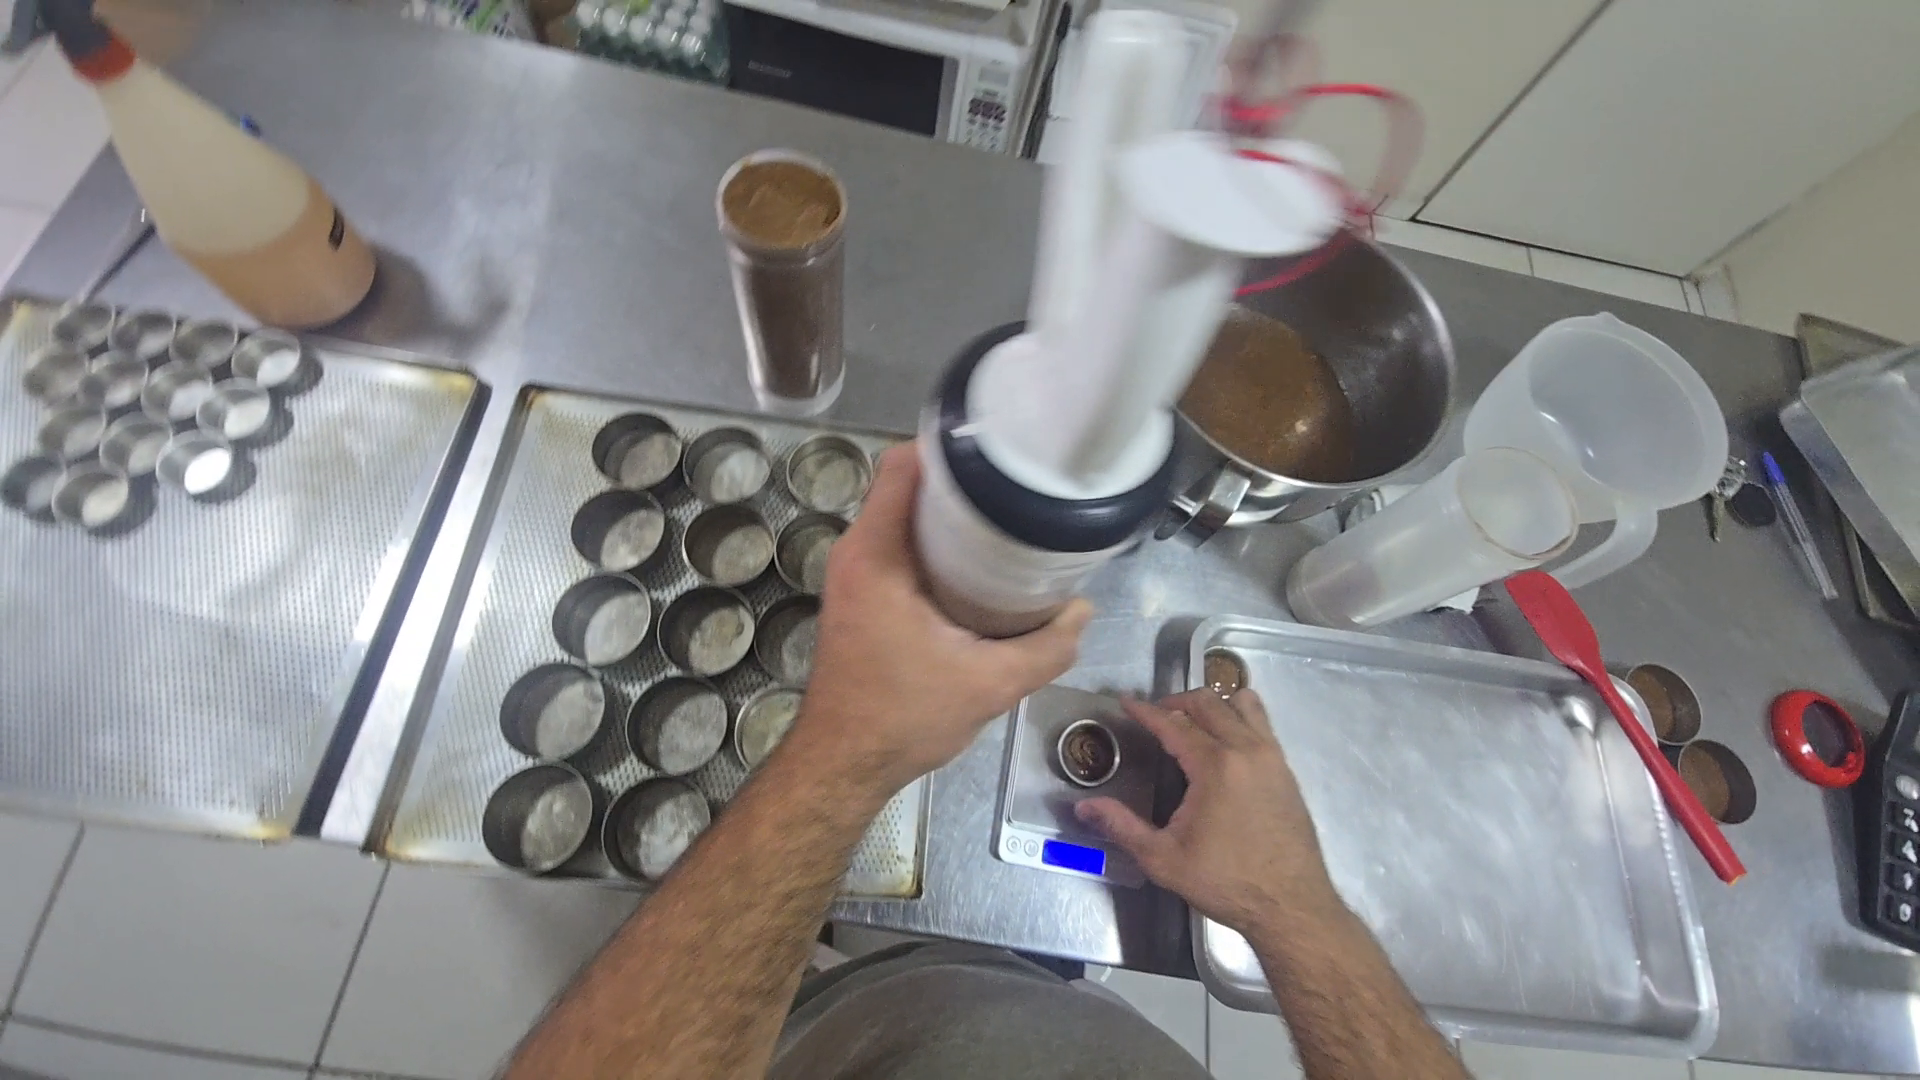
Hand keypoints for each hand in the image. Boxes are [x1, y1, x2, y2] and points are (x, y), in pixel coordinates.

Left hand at [783, 443, 1092, 806]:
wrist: (845, 762)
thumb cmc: (903, 718)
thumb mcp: (988, 685)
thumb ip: (1045, 648)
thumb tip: (1082, 612)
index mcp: (876, 556)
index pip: (901, 467)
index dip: (949, 448)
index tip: (998, 449)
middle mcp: (856, 553)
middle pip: (906, 487)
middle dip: (961, 480)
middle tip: (1016, 486)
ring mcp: (853, 573)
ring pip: (902, 516)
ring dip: (947, 513)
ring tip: (1005, 517)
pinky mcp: (860, 594)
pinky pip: (898, 545)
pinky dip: (933, 541)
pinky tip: (976, 561)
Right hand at [1076, 689, 1341, 937]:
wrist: (1292, 907)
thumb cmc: (1226, 881)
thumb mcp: (1164, 859)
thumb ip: (1122, 827)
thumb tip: (1082, 808)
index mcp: (1215, 765)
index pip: (1172, 724)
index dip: (1145, 711)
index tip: (1126, 702)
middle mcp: (1245, 750)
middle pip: (1207, 704)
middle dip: (1176, 702)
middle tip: (1155, 714)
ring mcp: (1271, 757)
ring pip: (1241, 705)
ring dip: (1212, 704)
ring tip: (1191, 719)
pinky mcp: (1286, 770)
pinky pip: (1261, 723)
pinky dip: (1239, 716)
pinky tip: (1225, 736)